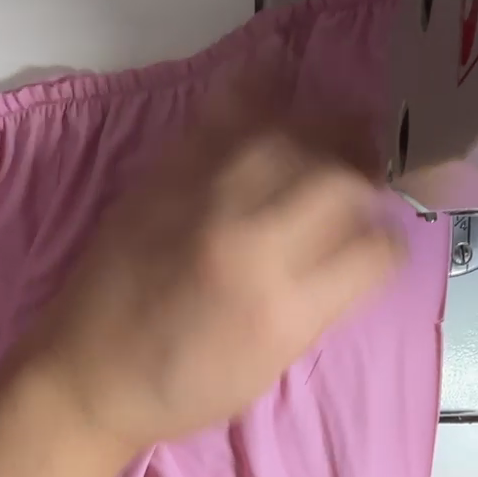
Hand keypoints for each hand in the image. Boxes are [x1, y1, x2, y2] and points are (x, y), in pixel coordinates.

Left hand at [23, 81, 402, 450]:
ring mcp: (204, 203)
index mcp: (284, 313)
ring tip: (336, 136)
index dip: (389, 242)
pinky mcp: (162, 178)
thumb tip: (350, 253)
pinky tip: (279, 85)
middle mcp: (252, 247)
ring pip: (291, 137)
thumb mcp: (265, 369)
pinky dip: (258, 93)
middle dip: (367, 178)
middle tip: (368, 179)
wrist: (88, 379)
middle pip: (341, 181)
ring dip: (326, 131)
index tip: (381, 241)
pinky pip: (222, 114)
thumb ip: (315, 307)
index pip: (374, 250)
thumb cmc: (182, 392)